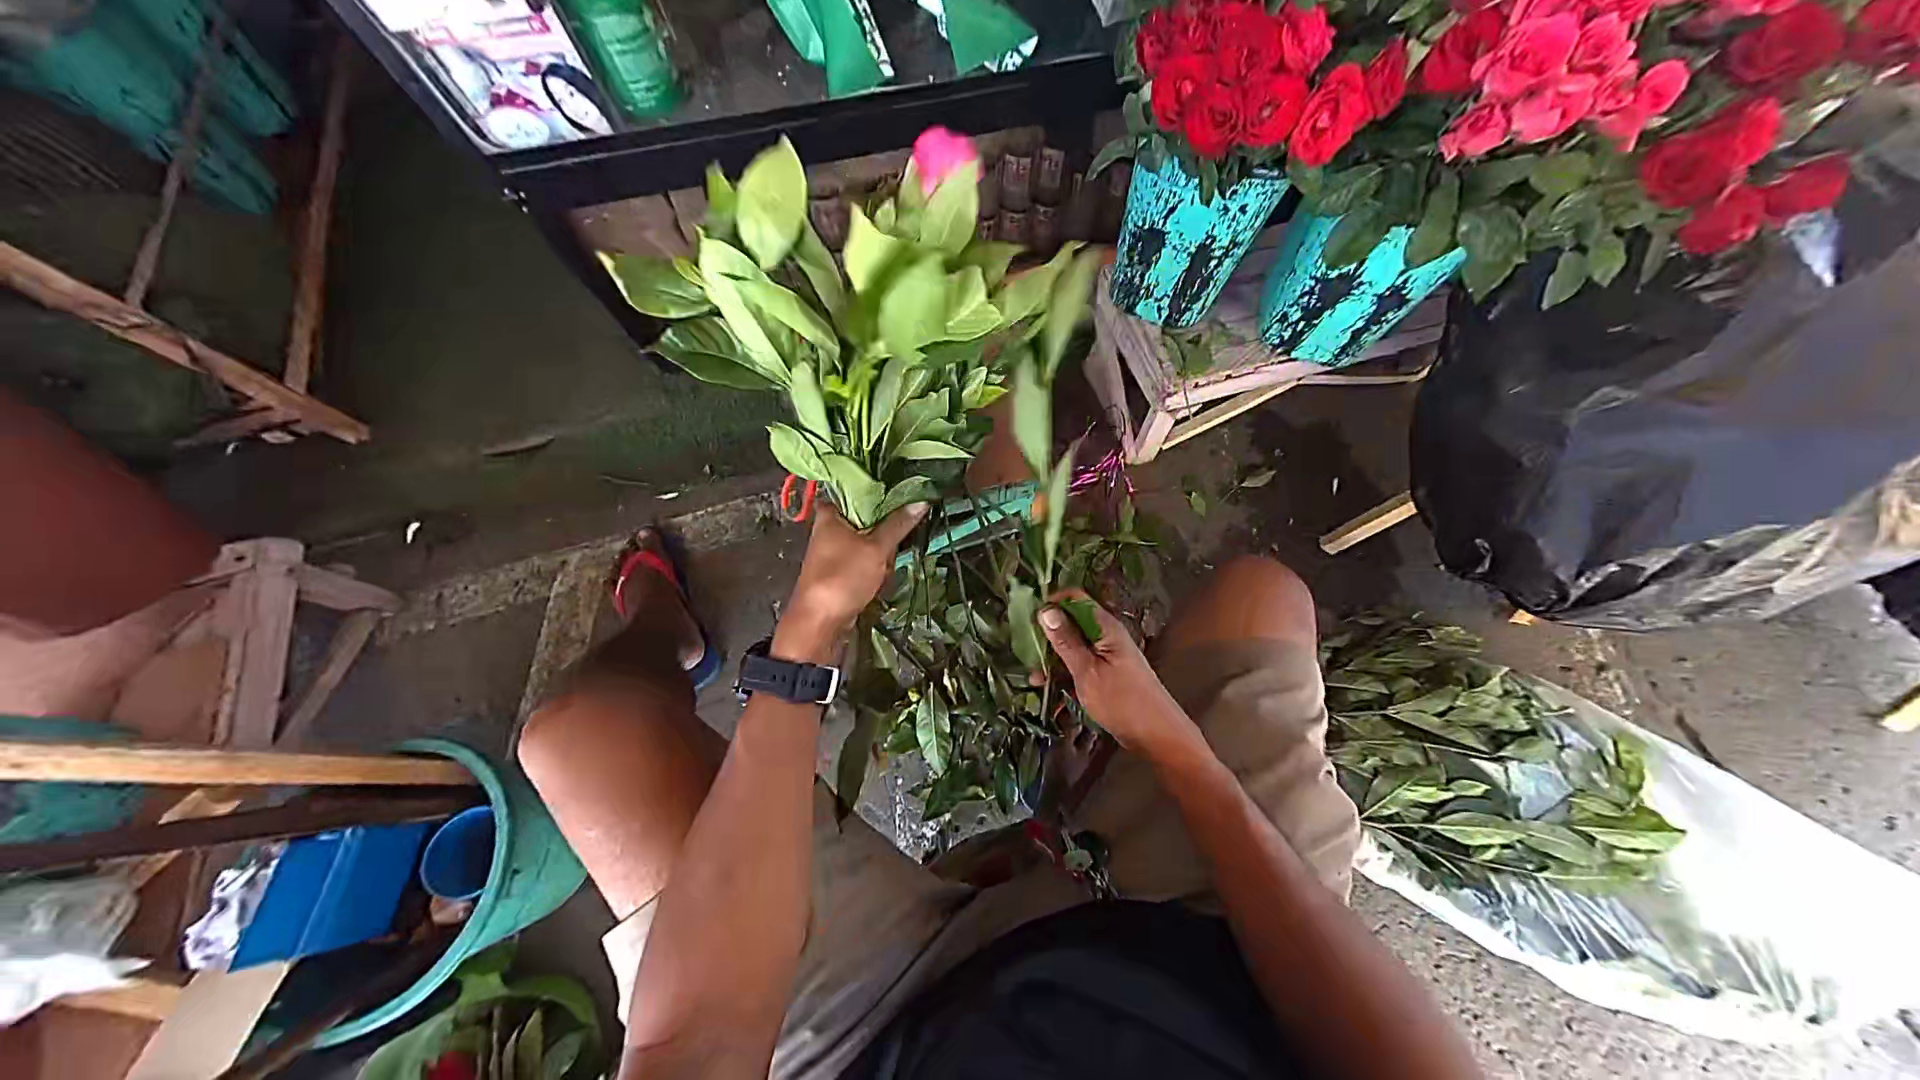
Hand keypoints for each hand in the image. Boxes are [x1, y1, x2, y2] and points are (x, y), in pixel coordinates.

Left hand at [781, 501, 927, 644]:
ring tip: (882, 570)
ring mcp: (835, 550)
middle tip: (890, 545)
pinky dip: (874, 569)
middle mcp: (829, 528)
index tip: (899, 497)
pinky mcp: (841, 569)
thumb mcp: (876, 548)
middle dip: (885, 534)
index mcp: (830, 513)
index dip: (878, 493)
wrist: (820, 622)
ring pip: (870, 542)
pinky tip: (878, 580)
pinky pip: (865, 560)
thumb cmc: (842, 577)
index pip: (855, 489)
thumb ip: (899, 524)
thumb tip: (920, 500)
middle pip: (868, 519)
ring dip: (881, 556)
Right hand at [1038, 590, 1201, 762]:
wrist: (1156, 735)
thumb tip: (1046, 610)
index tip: (1028, 617)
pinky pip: (1078, 662)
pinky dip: (1063, 670)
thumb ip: (1066, 641)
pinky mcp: (1105, 671)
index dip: (1051, 602)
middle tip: (1025, 650)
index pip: (1075, 598)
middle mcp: (1106, 635)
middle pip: (1070, 621)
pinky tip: (1047, 684)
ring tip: (1034, 676)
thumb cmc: (1122, 702)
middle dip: (1047, 633)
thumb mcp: (1087, 671)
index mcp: (1105, 627)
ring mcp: (1106, 654)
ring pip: (1072, 644)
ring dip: (1052, 656)